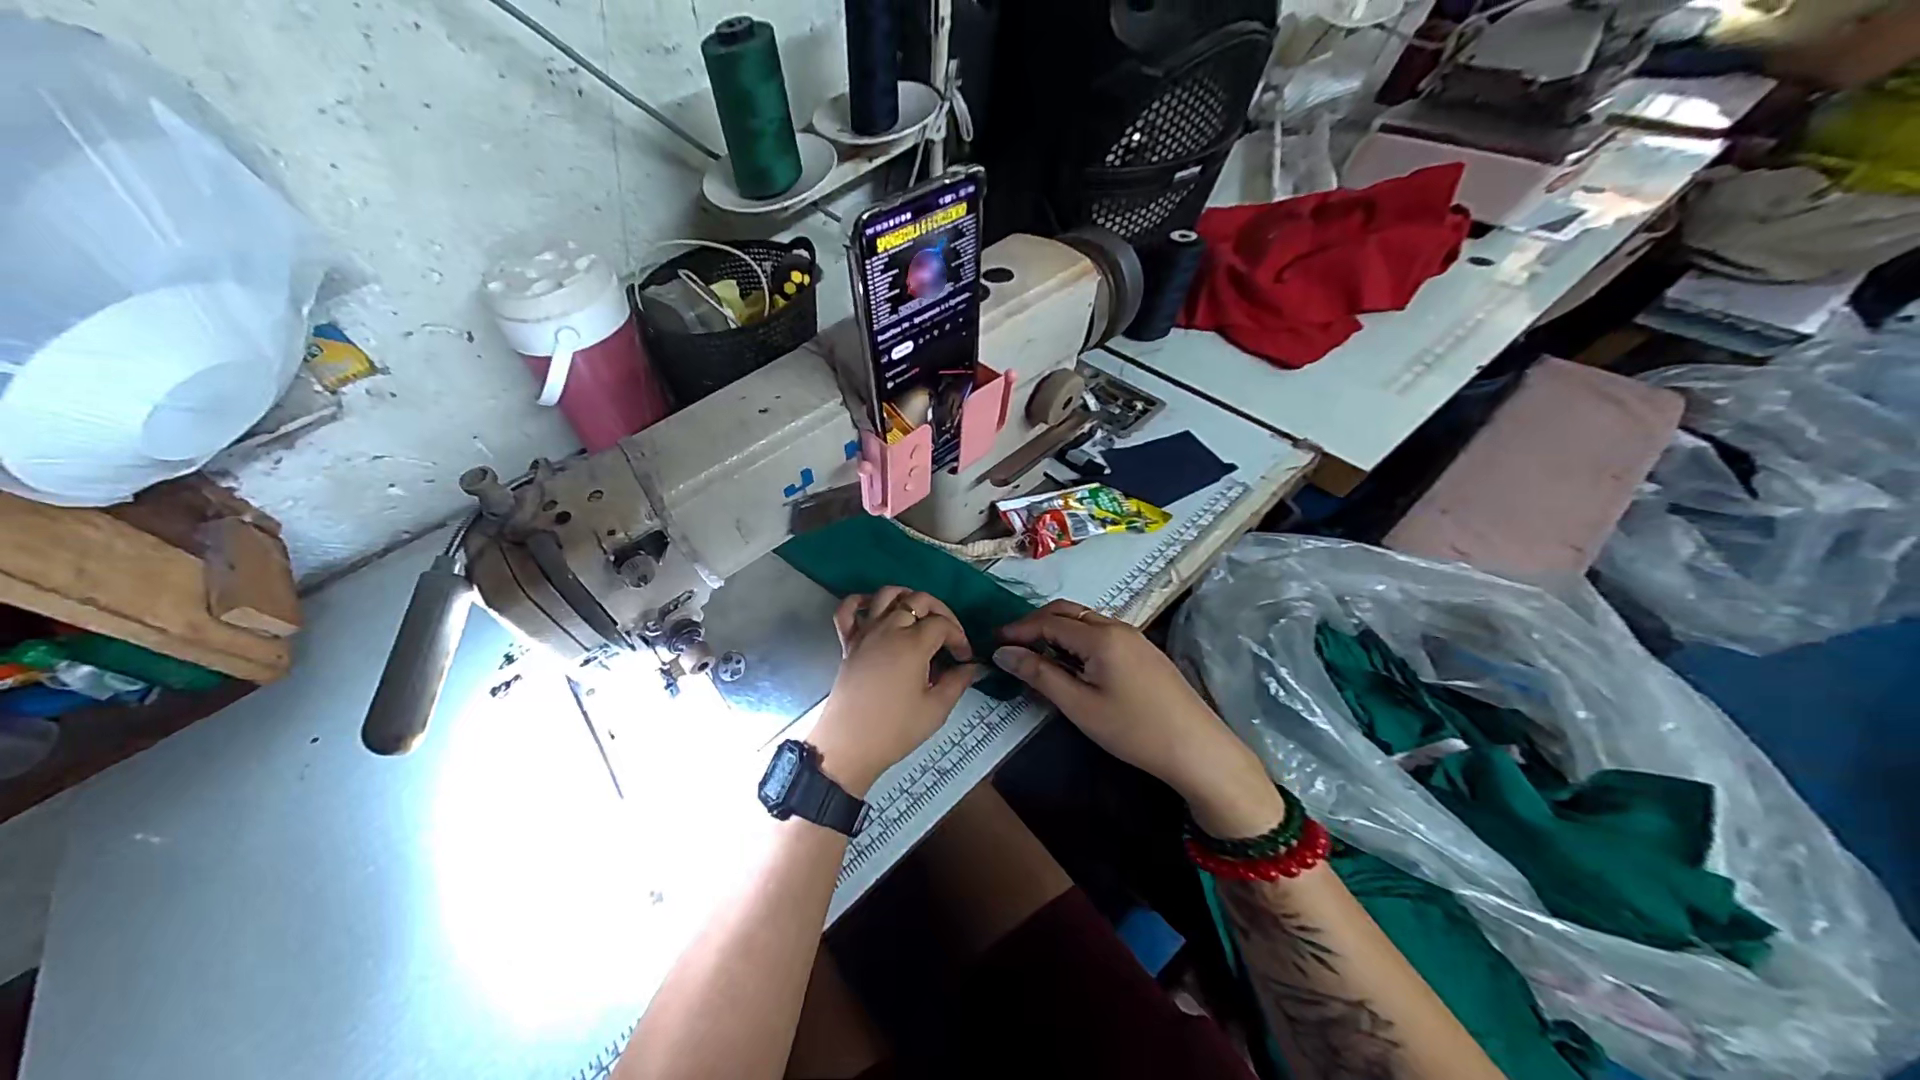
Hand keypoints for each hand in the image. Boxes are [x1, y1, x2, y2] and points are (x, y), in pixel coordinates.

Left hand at [810, 587, 977, 797]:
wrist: (849, 746)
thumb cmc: (895, 730)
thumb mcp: (936, 709)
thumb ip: (958, 681)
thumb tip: (972, 667)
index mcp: (912, 644)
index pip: (942, 624)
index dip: (959, 637)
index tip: (964, 658)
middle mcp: (888, 629)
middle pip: (918, 600)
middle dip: (941, 611)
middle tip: (949, 635)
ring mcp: (865, 633)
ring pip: (886, 595)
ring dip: (907, 597)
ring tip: (919, 615)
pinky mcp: (847, 643)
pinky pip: (847, 610)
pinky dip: (860, 602)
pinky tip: (874, 609)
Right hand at [993, 600, 1284, 838]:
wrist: (1197, 748)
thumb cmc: (1133, 730)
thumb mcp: (1079, 705)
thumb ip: (1039, 674)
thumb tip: (1003, 653)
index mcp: (1100, 636)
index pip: (1048, 621)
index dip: (1018, 629)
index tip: (992, 642)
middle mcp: (1117, 626)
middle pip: (1067, 612)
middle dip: (1035, 623)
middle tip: (1010, 645)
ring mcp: (1134, 637)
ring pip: (1085, 620)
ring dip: (1056, 630)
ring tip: (1033, 653)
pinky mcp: (1143, 651)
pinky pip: (1100, 632)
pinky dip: (1076, 638)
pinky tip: (1069, 662)